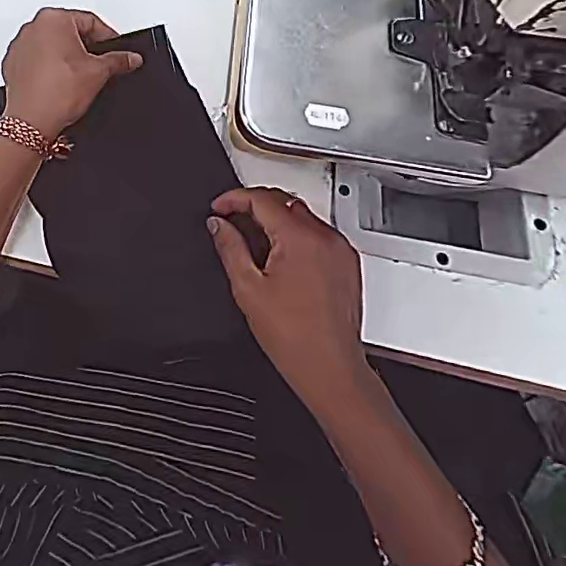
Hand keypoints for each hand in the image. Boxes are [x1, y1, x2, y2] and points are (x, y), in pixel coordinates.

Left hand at [1, 8, 142, 136]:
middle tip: (99, 64)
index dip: (109, 37)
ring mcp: (20, 45)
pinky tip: (61, 83)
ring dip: (67, 56)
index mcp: (54, 19)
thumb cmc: (56, 94)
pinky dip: (50, 67)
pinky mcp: (13, 63)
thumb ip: (118, 60)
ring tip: (78, 77)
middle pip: (70, 30)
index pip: (91, 21)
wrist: (31, 121)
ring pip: (52, 44)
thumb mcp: (99, 73)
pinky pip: (37, 59)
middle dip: (87, 47)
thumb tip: (131, 59)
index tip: (116, 50)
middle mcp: (33, 27)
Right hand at [207, 187, 371, 410]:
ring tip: (252, 240)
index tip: (219, 206)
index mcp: (300, 239)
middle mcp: (326, 238)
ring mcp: (340, 249)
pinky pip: (318, 233)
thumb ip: (230, 248)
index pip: (262, 199)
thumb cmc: (295, 338)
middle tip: (230, 219)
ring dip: (276, 219)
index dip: (234, 198)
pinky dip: (296, 234)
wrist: (330, 367)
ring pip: (302, 215)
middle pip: (284, 201)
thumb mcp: (248, 289)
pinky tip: (279, 255)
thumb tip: (218, 225)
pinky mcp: (347, 261)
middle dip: (254, 205)